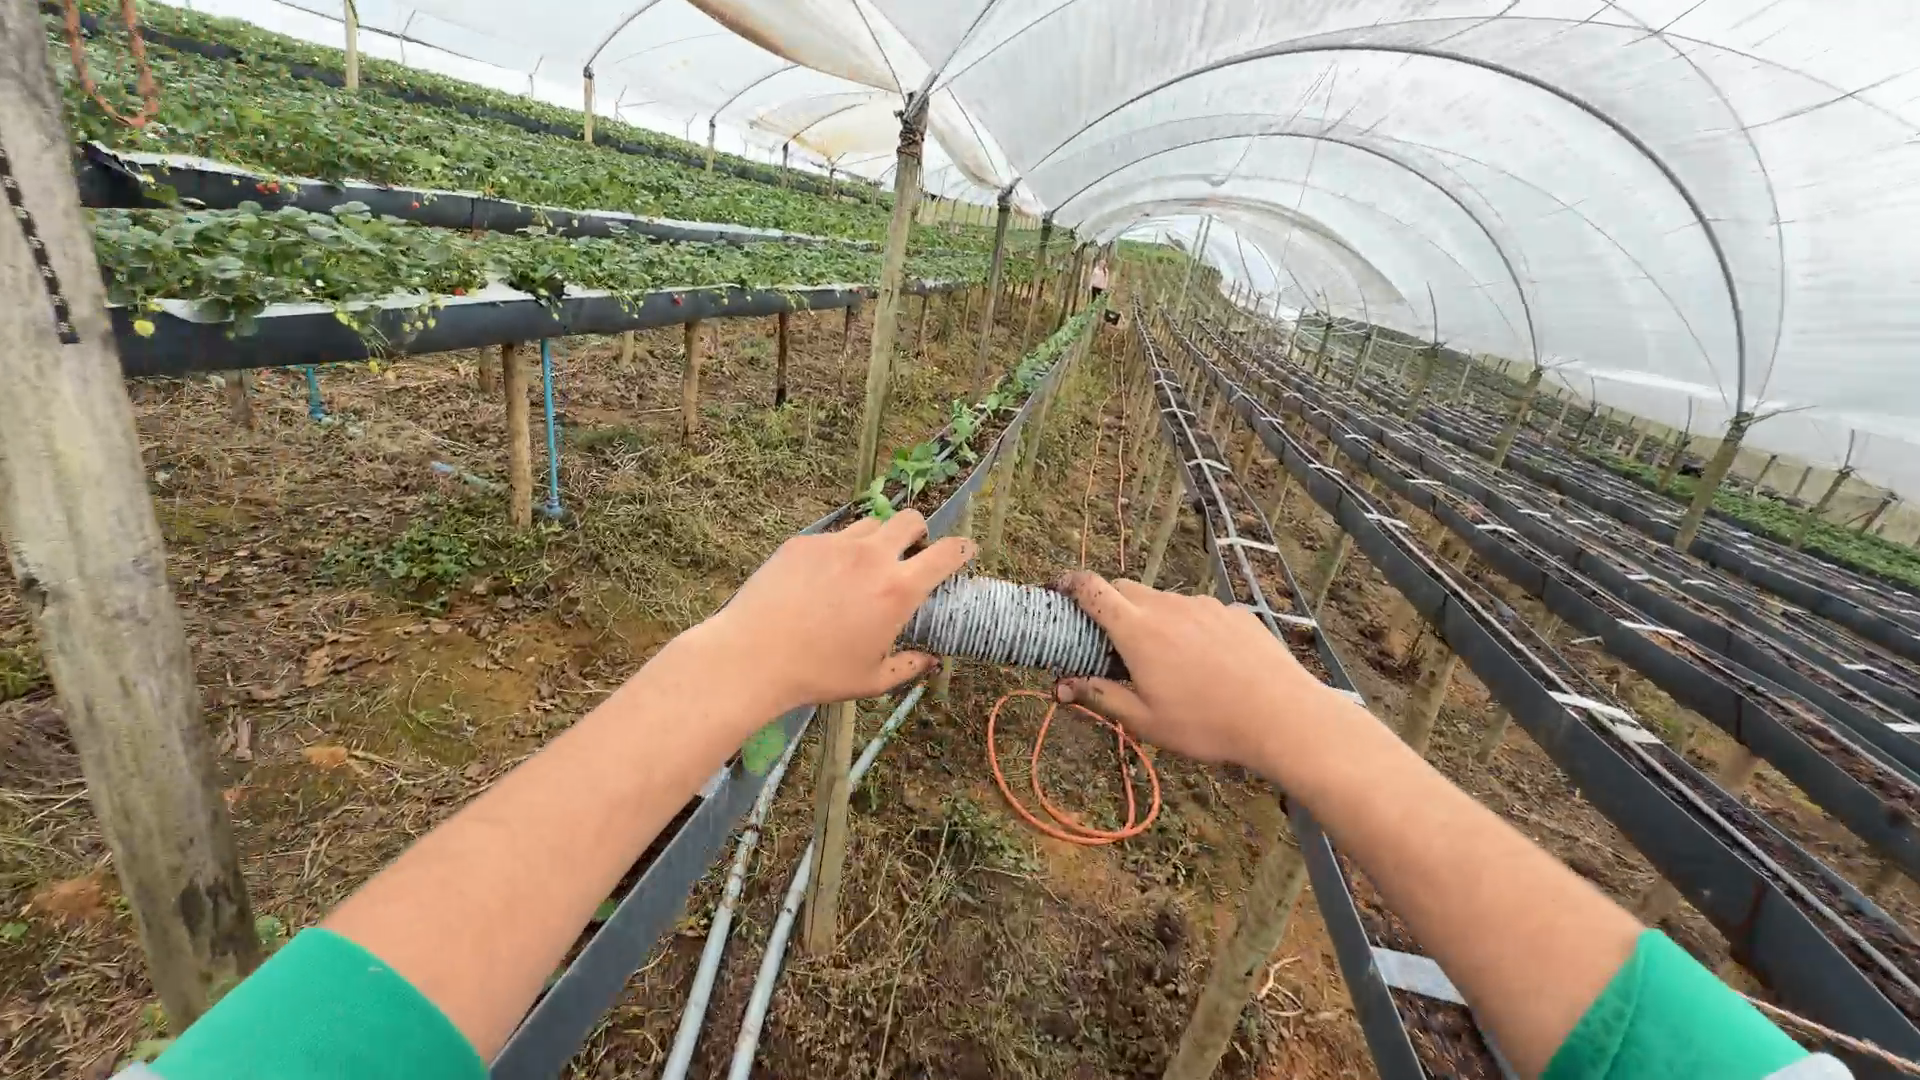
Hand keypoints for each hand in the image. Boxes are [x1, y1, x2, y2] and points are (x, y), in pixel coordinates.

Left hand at [701, 510, 974, 711]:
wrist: (752, 657)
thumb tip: (930, 662)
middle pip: (911, 519)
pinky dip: (839, 552)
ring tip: (864, 567)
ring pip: (871, 524)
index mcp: (898, 589)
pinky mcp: (803, 542)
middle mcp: (872, 557)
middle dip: (919, 532)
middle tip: (911, 553)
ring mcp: (835, 544)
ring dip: (879, 540)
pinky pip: (832, 537)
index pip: (946, 553)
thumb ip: (908, 667)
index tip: (965, 551)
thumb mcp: (871, 680)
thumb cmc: (818, 674)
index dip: (963, 548)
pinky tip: (822, 580)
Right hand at [1052, 572, 1332, 768]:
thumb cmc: (1206, 724)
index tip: (1057, 588)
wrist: (1283, 716)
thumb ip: (1100, 696)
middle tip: (1108, 638)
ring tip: (1163, 659)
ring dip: (1149, 617)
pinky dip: (1186, 626)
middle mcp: (1166, 606)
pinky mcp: (1233, 612)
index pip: (1092, 589)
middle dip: (1108, 604)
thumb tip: (1060, 687)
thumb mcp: (1145, 720)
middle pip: (1124, 588)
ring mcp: (1203, 605)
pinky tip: (1204, 661)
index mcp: (1137, 631)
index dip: (1069, 582)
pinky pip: (1197, 611)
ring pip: (1162, 600)